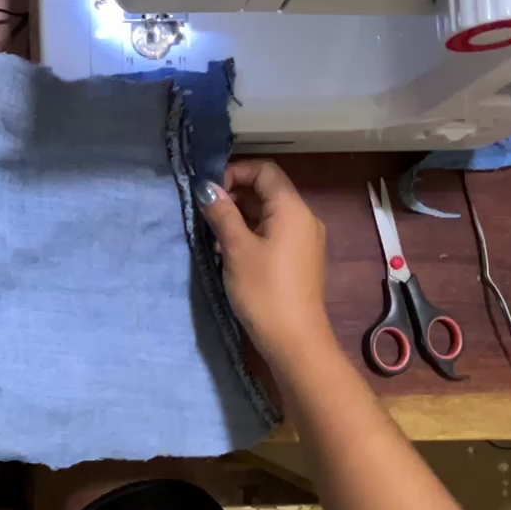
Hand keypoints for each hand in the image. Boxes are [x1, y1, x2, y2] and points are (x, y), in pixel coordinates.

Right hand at [198, 160, 332, 364]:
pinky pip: (274, 233)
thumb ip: (221, 213)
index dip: (235, 173)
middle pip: (267, 191)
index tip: (210, 194)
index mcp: (292, 208)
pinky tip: (230, 254)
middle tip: (206, 217)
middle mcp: (304, 217)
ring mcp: (304, 239)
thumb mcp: (235, 249)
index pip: (265, 170)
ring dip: (239, 218)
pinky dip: (251, 234)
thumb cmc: (263, 290)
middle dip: (234, 197)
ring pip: (268, 214)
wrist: (294, 339)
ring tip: (214, 239)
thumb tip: (206, 187)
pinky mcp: (300, 258)